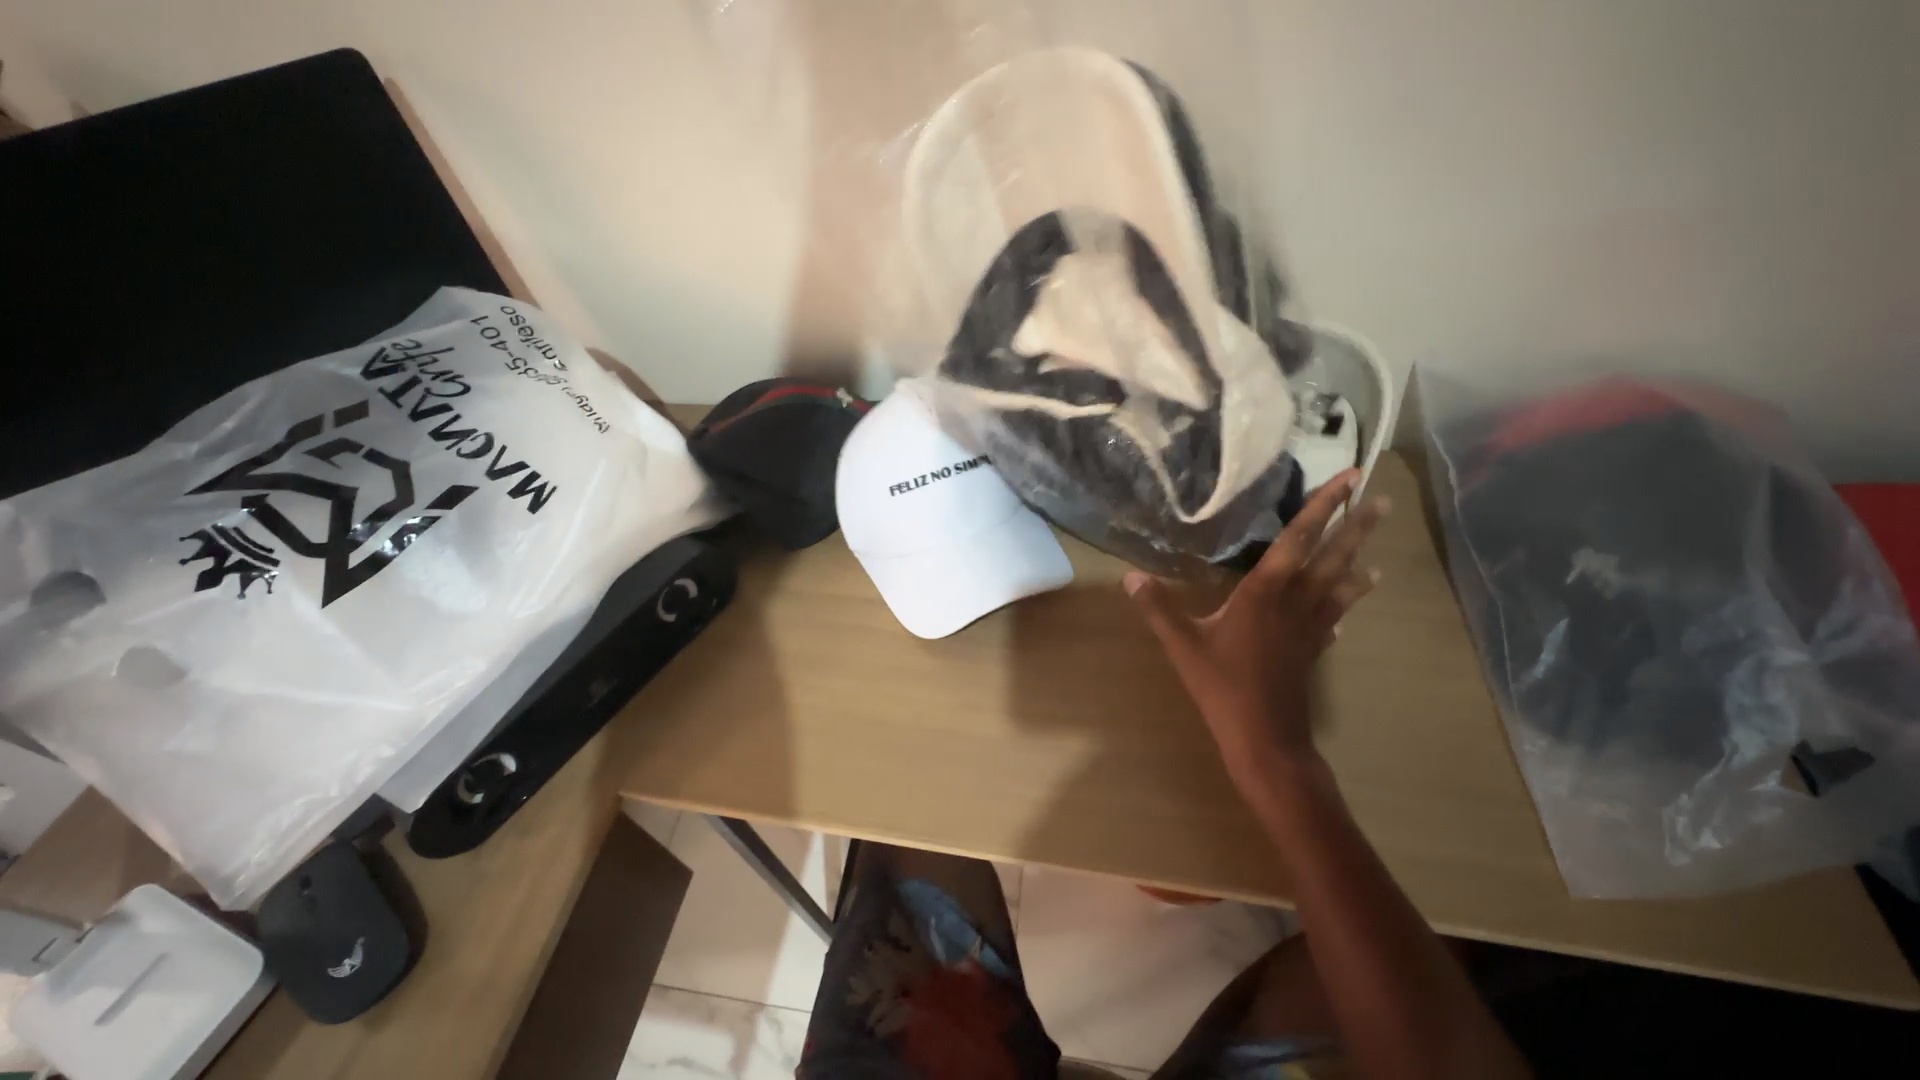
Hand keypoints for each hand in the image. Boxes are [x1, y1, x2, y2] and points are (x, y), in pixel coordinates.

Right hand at [1125, 469, 1387, 778]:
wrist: (1265, 737)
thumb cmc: (1223, 687)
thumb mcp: (1184, 646)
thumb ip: (1159, 609)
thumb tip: (1131, 577)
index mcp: (1265, 592)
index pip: (1298, 539)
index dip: (1323, 506)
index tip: (1348, 478)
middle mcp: (1295, 602)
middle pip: (1333, 557)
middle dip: (1357, 527)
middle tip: (1383, 500)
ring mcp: (1309, 628)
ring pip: (1340, 587)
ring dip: (1358, 565)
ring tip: (1377, 553)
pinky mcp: (1312, 651)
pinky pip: (1332, 621)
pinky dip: (1341, 610)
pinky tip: (1344, 615)